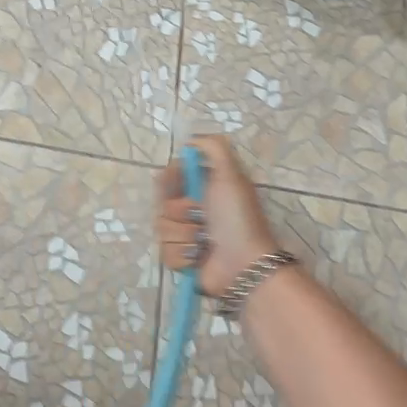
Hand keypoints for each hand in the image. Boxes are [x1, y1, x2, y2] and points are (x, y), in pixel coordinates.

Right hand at [156, 135, 281, 295]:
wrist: (246, 265)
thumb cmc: (238, 217)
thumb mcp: (231, 174)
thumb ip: (213, 146)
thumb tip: (190, 141)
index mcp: (202, 187)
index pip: (167, 176)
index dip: (170, 181)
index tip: (180, 186)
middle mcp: (191, 209)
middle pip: (161, 203)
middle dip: (179, 211)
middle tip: (200, 216)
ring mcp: (184, 235)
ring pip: (161, 228)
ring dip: (184, 234)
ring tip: (204, 241)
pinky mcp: (180, 260)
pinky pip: (164, 252)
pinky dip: (182, 255)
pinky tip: (198, 258)